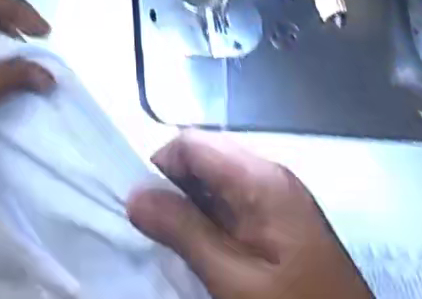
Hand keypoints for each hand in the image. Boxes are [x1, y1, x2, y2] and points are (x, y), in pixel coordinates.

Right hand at [128, 133, 370, 298]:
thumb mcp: (234, 280)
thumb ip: (186, 233)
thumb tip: (137, 194)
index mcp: (260, 177)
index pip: (193, 142)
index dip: (159, 166)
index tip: (138, 207)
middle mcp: (270, 173)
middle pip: (206, 156)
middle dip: (174, 186)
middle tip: (153, 231)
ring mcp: (280, 195)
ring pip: (219, 180)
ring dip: (191, 205)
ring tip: (174, 244)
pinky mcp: (284, 219)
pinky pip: (237, 202)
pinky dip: (213, 218)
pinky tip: (204, 250)